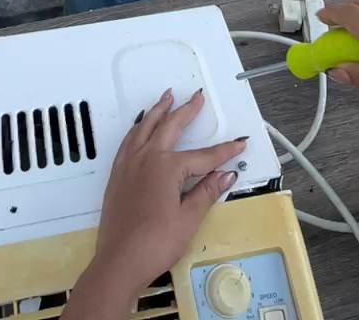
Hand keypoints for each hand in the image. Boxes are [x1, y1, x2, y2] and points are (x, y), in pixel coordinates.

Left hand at [63, 89, 246, 319]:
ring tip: (167, 97)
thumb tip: (226, 174)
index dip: (224, 152)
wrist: (119, 261)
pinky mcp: (118, 172)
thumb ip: (207, 192)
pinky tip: (142, 126)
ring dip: (158, 110)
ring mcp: (129, 162)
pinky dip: (138, 127)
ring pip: (145, 127)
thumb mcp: (188, 219)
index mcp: (167, 167)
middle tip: (197, 97)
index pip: (203, 156)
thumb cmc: (156, 243)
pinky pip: (129, 140)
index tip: (240, 144)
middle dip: (186, 111)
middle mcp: (147, 157)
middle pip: (170, 127)